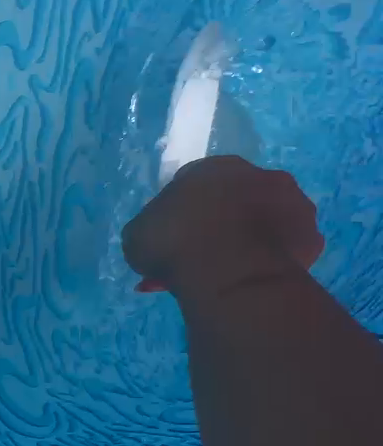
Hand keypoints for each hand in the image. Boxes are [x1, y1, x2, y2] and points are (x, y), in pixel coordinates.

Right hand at [122, 155, 323, 296]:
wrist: (229, 272)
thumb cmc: (173, 242)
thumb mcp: (136, 232)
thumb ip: (153, 222)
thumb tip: (165, 225)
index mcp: (215, 168)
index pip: (191, 178)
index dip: (177, 203)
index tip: (165, 225)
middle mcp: (262, 176)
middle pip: (233, 195)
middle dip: (214, 218)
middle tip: (189, 248)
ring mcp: (295, 204)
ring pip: (259, 219)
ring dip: (238, 237)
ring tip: (211, 269)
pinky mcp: (310, 235)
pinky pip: (277, 245)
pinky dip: (259, 258)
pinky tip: (236, 277)